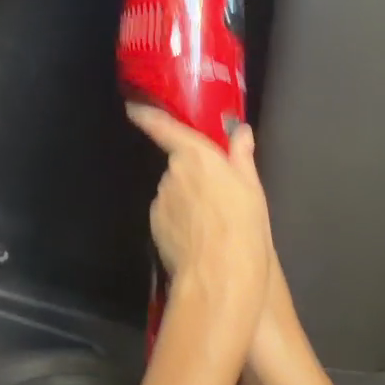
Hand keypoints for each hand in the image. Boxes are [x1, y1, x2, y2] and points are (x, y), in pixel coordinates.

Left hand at [128, 104, 271, 322]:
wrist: (219, 277)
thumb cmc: (242, 226)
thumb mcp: (251, 188)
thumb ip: (241, 156)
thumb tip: (241, 131)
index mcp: (194, 155)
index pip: (162, 127)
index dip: (146, 114)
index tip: (132, 107)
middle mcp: (171, 173)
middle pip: (177, 166)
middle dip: (192, 176)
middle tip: (217, 195)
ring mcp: (160, 200)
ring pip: (174, 192)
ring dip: (187, 200)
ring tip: (213, 223)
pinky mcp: (155, 226)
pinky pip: (168, 215)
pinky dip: (180, 221)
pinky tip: (198, 239)